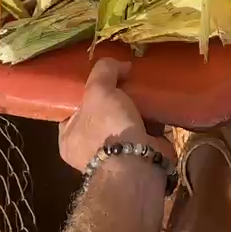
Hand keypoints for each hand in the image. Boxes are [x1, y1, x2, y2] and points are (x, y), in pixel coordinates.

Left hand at [58, 59, 174, 169]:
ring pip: (127, 119)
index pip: (75, 108)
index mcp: (70, 137)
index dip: (88, 90)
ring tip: (148, 86)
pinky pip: (147, 128)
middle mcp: (90, 147)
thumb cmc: (108, 129)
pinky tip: (160, 101)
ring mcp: (117, 152)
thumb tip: (122, 65)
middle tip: (130, 78)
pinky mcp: (141, 152)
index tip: (104, 76)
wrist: (136, 166)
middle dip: (118, 96)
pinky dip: (154, 116)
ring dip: (138, 105)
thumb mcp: (98, 92)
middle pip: (104, 110)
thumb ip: (104, 72)